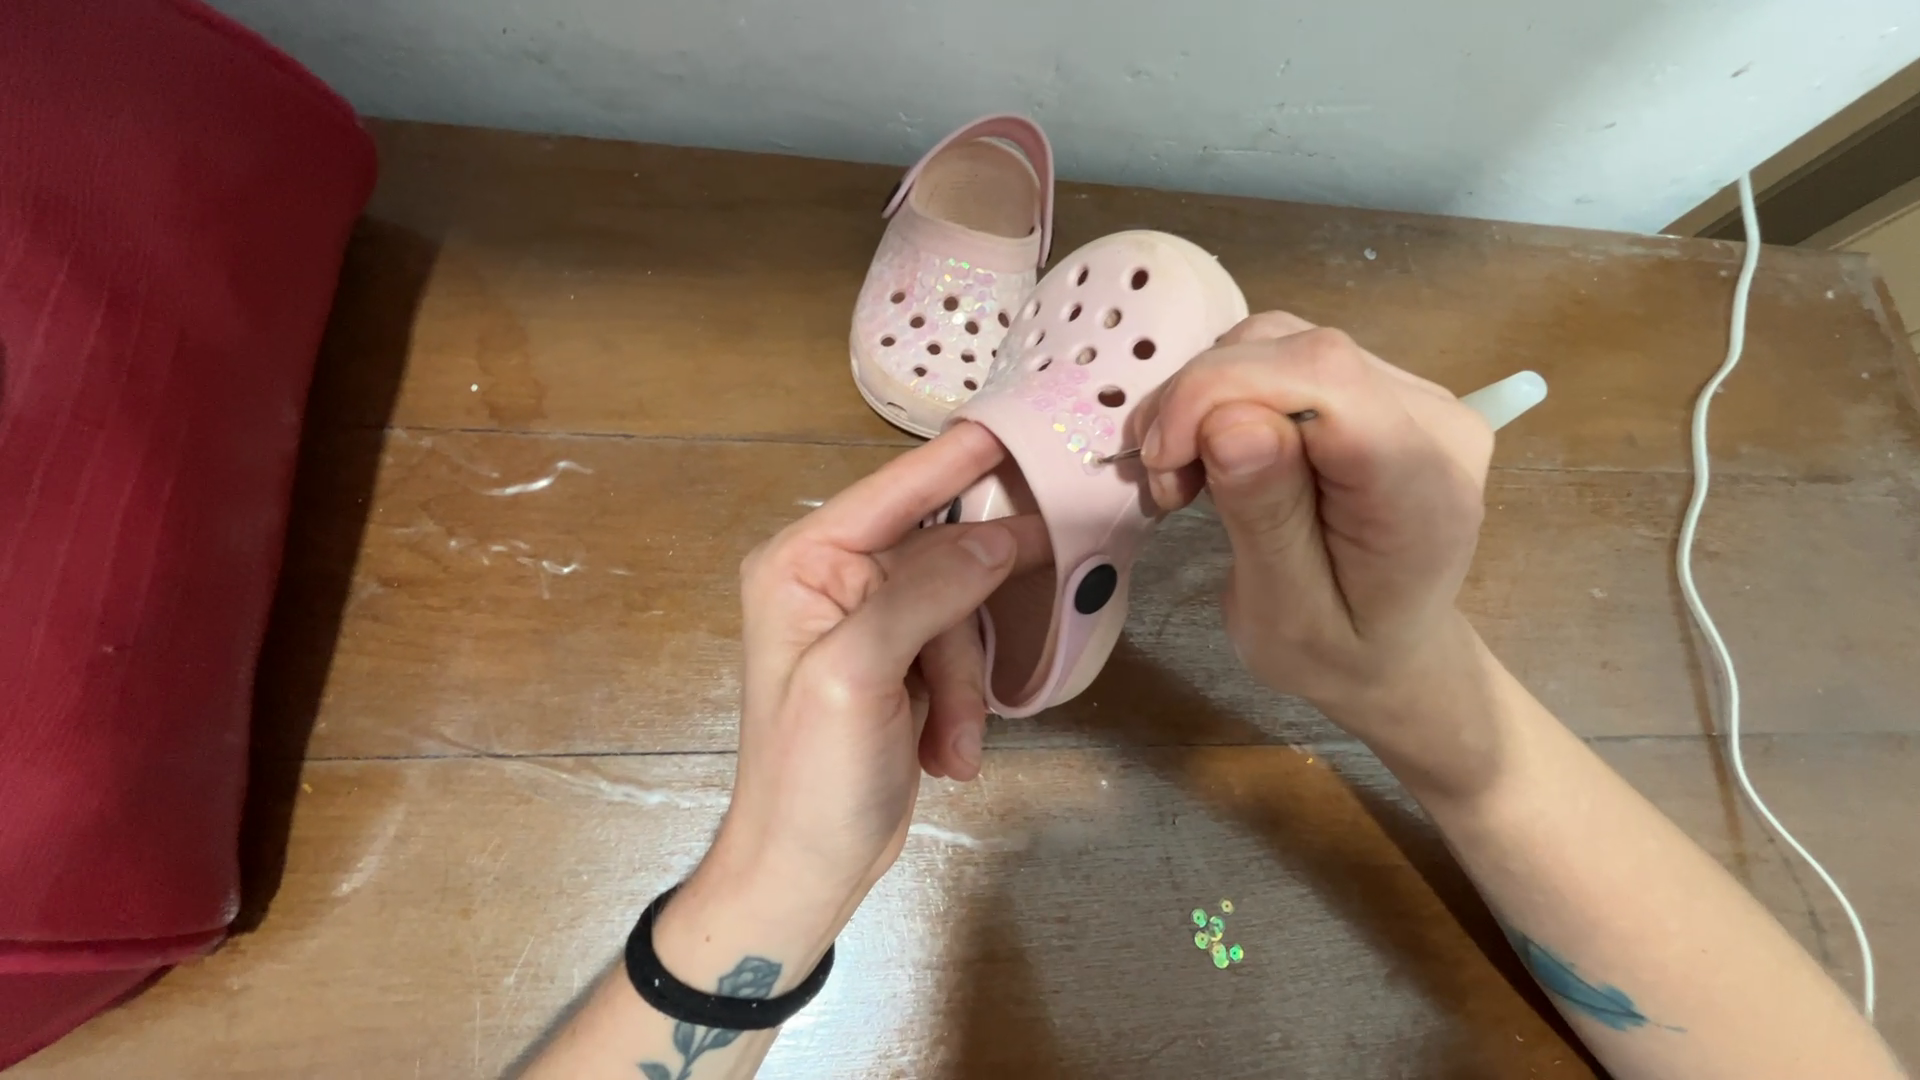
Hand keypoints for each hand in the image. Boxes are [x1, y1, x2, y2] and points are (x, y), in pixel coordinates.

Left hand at [683, 423, 1048, 941]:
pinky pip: (958, 651)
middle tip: (1047, 571)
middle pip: (937, 554)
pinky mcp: (902, 660)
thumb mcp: (858, 676)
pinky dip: (964, 702)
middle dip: (970, 614)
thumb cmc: (812, 775)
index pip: (891, 491)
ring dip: (966, 682)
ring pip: (958, 612)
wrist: (809, 868)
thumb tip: (999, 536)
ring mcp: (872, 622)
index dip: (954, 459)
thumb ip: (925, 594)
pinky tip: (950, 751)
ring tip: (955, 741)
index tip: (1012, 424)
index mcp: (804, 564)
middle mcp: (836, 580)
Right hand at [1135, 313, 1500, 795]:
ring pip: (1276, 342)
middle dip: (1198, 401)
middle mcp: (1431, 417)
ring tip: (1179, 474)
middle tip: (1161, 478)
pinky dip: (1218, 397)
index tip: (1159, 459)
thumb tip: (1228, 421)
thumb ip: (1267, 518)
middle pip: (1294, 352)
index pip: (1323, 379)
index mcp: (1423, 484)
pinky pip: (1277, 358)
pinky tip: (1204, 452)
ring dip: (1201, 400)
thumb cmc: (1337, 654)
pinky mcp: (1371, 390)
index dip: (1220, 391)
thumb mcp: (1285, 615)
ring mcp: (1407, 394)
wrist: (1388, 655)